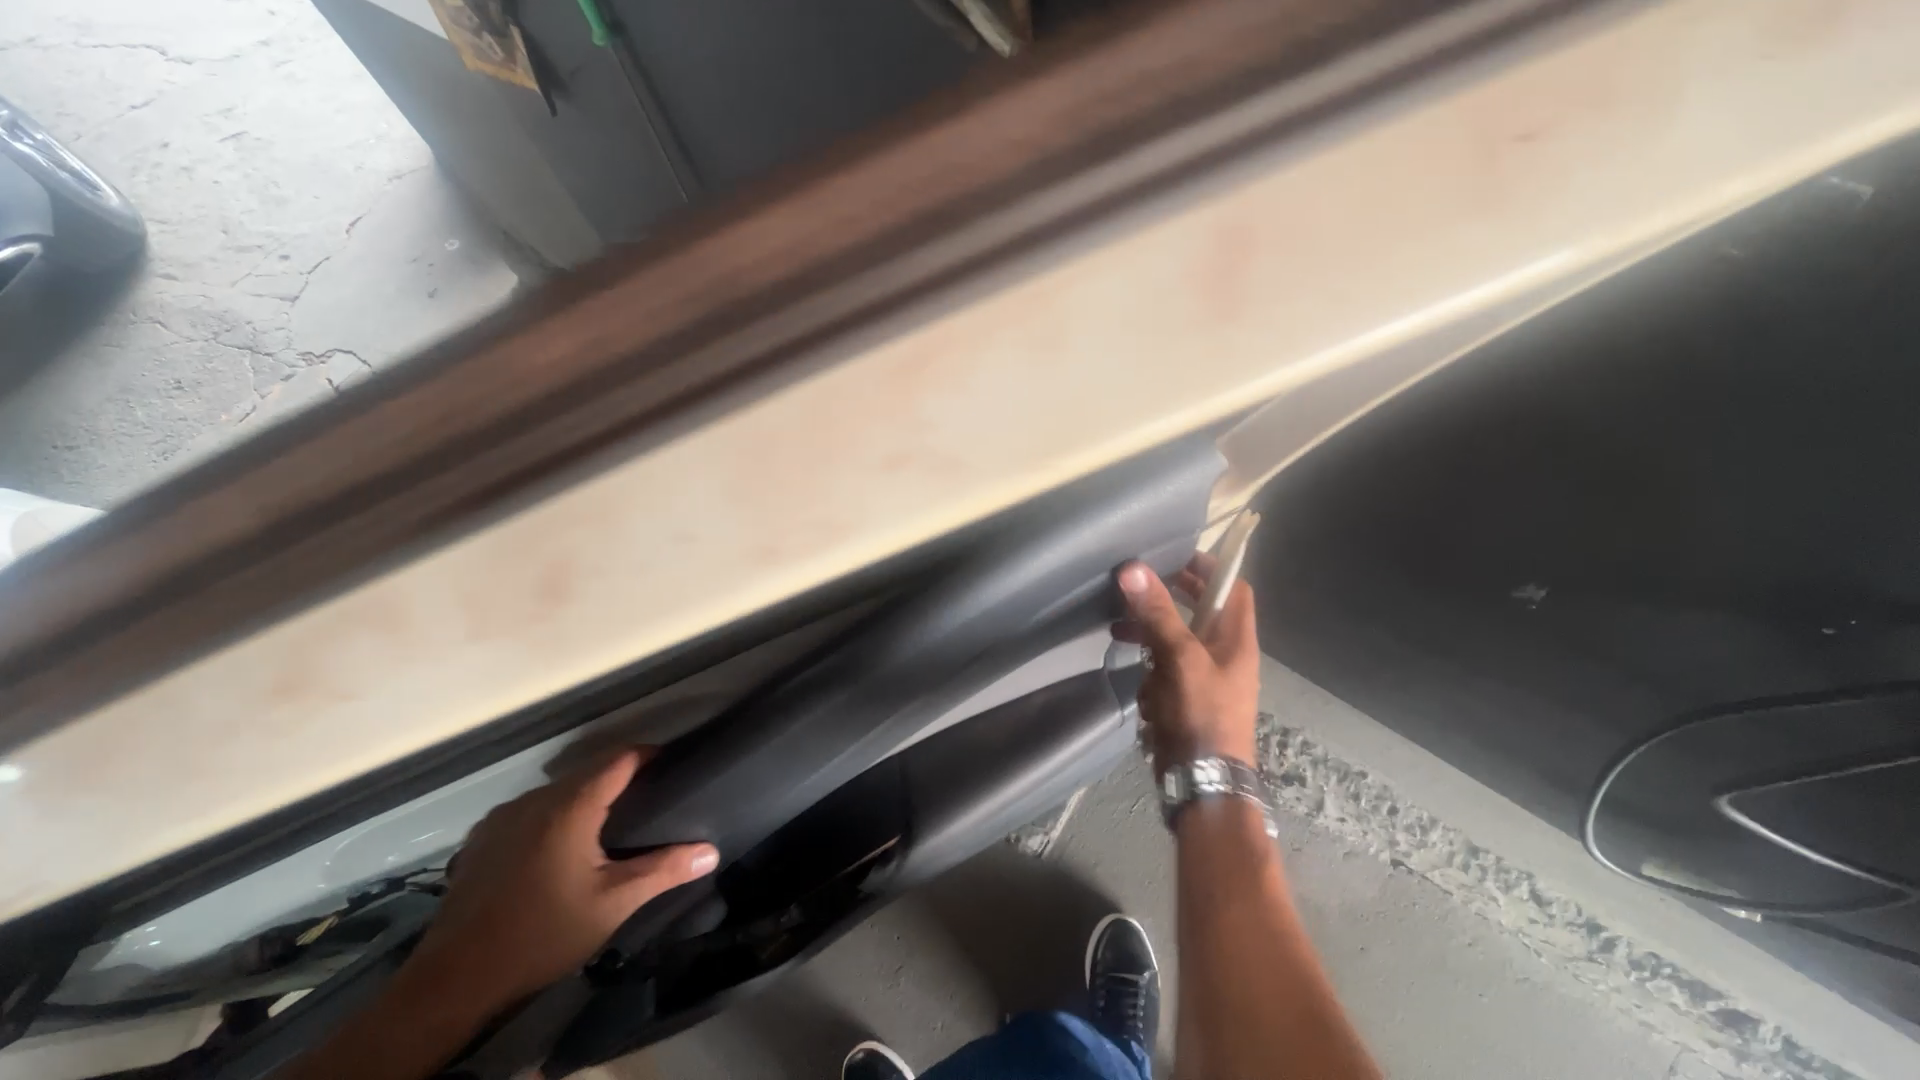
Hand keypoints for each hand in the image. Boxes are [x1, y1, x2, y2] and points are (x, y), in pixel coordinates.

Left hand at [408, 748, 718, 1007]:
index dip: (649, 756)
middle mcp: (533, 801)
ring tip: (609, 829)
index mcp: (569, 807)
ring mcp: (501, 819)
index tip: (673, 766)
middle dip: (620, 780)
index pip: (619, 759)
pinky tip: (559, 854)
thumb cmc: (543, 934)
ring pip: (555, 795)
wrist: (456, 978)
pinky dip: (552, 821)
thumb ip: (663, 870)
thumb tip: (710, 852)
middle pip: (587, 774)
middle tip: (651, 803)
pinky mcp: (481, 841)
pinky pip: (528, 814)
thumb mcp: (613, 904)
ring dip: (583, 802)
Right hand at [1114, 556, 1260, 770]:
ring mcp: (1205, 680)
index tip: (1174, 556)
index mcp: (1236, 639)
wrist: (1203, 782)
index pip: (1233, 588)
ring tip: (1120, 632)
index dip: (1209, 567)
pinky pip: (1166, 674)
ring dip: (1150, 639)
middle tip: (1137, 587)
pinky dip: (1150, 675)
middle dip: (1168, 601)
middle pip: (1200, 612)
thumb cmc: (1201, 714)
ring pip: (1176, 643)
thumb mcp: (1179, 658)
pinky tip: (1138, 687)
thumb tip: (1133, 568)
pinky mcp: (1186, 701)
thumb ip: (1157, 613)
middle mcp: (1225, 655)